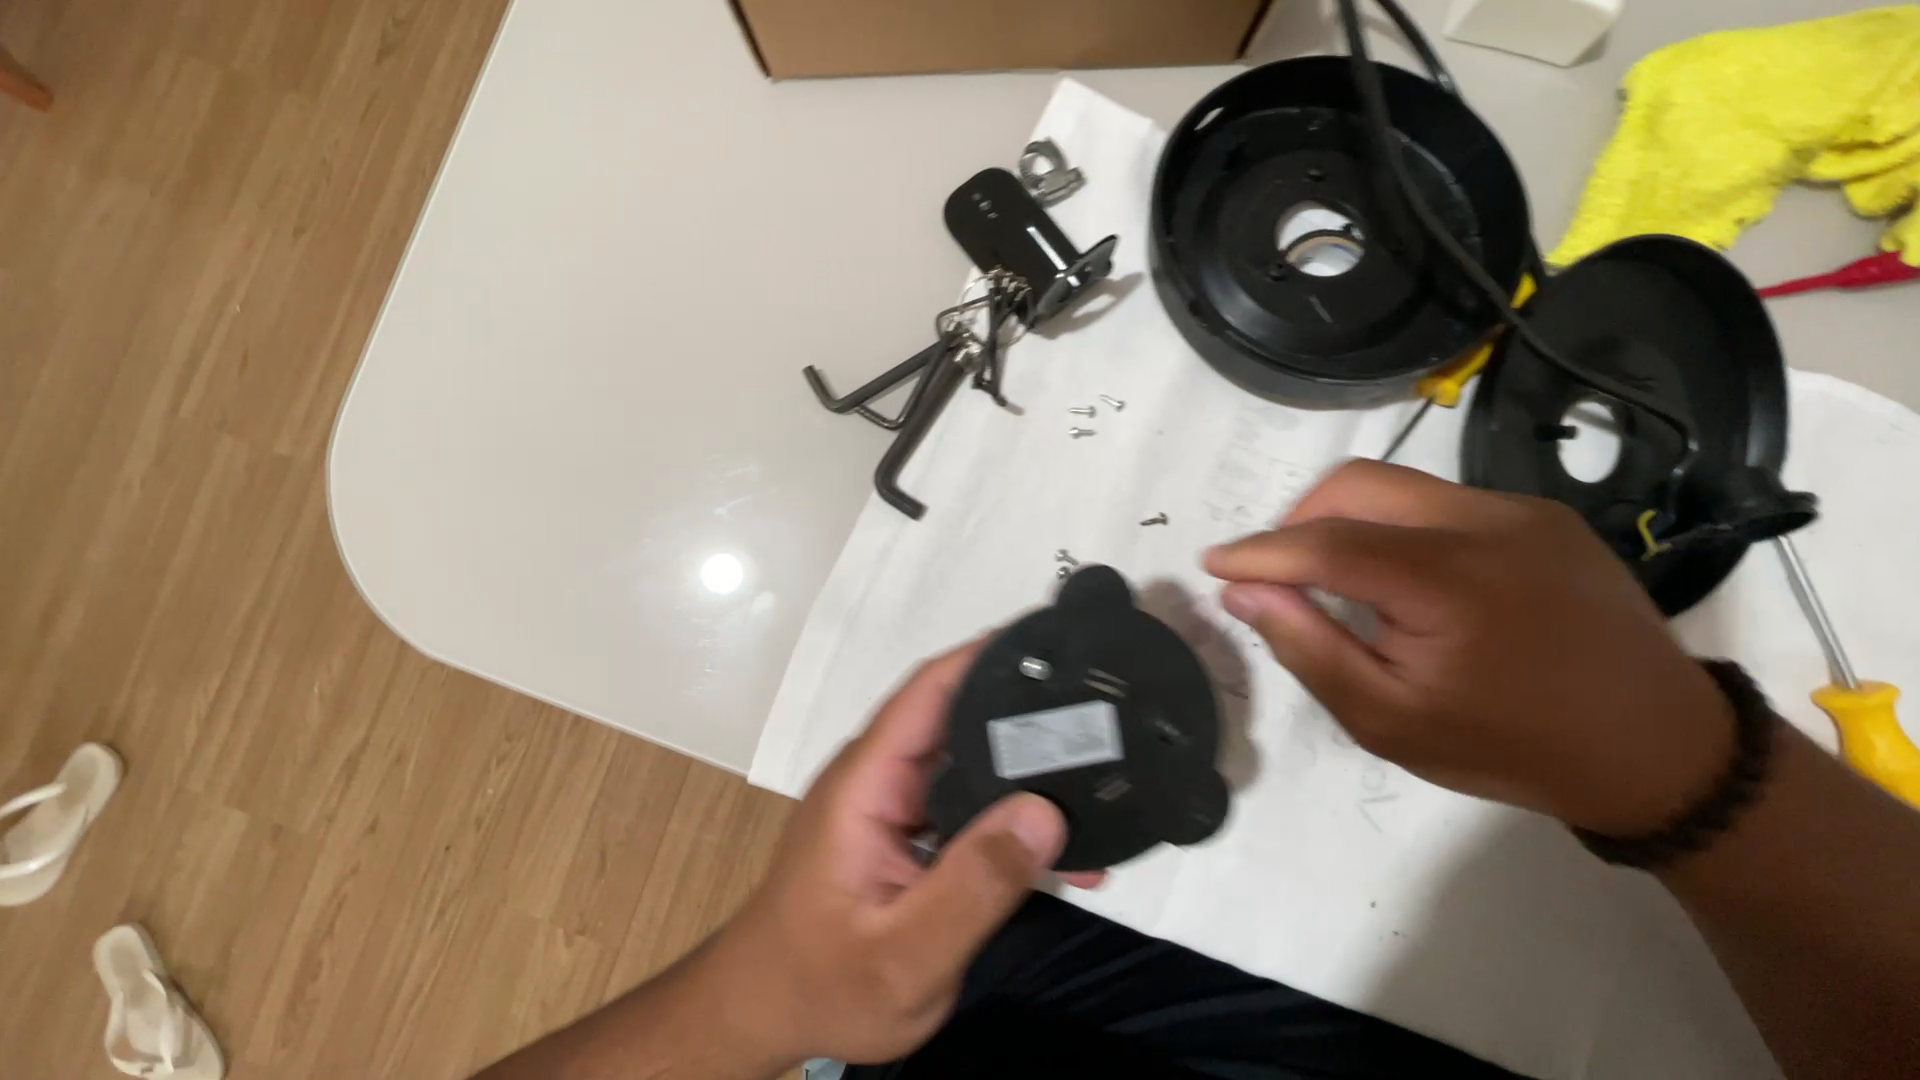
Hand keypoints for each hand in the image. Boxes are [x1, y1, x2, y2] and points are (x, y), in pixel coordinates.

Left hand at [704, 643, 1094, 1069]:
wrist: (768, 1011)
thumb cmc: (824, 984)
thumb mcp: (905, 953)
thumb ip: (974, 885)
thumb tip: (1045, 812)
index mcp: (867, 782)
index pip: (929, 691)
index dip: (987, 656)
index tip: (1053, 641)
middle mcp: (880, 777)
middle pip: (958, 719)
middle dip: (1025, 710)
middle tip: (1102, 713)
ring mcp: (893, 804)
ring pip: (970, 764)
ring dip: (1027, 768)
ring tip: (1102, 771)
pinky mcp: (906, 832)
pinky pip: (968, 805)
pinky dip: (1013, 816)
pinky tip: (1066, 844)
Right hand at [1204, 460, 1734, 835]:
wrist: (1660, 748)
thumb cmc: (1508, 746)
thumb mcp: (1388, 721)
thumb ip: (1308, 648)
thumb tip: (1242, 593)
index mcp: (1449, 582)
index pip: (1325, 542)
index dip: (1259, 551)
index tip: (1212, 565)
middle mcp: (1486, 524)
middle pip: (1357, 484)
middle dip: (1296, 520)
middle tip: (1276, 574)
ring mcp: (1522, 512)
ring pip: (1398, 486)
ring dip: (1344, 520)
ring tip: (1334, 578)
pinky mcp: (1543, 516)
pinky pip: (1440, 501)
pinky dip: (1394, 526)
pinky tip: (1402, 579)